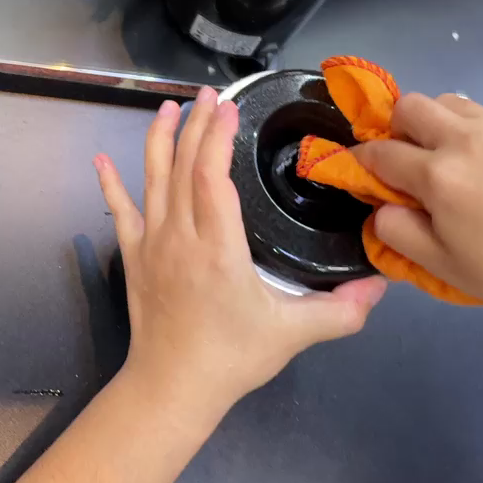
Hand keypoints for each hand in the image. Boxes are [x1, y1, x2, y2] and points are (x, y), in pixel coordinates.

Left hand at [95, 90, 386, 413]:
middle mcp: (180, 235)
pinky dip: (110, 183)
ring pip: (153, 179)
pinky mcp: (133, 254)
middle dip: (196, 125)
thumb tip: (381, 284)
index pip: (211, 177)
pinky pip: (120, 211)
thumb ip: (340, 311)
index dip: (217, 138)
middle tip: (209, 94)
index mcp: (218, 247)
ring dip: (160, 139)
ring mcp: (151, 242)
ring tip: (169, 108)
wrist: (172, 388)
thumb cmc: (231, 357)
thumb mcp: (291, 335)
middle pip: (183, 167)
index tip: (228, 108)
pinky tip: (101, 159)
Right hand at [350, 94, 482, 336]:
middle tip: (410, 159)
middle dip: (397, 127)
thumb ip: (399, 233)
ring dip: (438, 123)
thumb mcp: (448, 268)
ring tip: (456, 159)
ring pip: (452, 102)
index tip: (362, 170)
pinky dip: (482, 136)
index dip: (362, 160)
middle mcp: (467, 140)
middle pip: (410, 106)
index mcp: (438, 175)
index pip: (380, 152)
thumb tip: (382, 206)